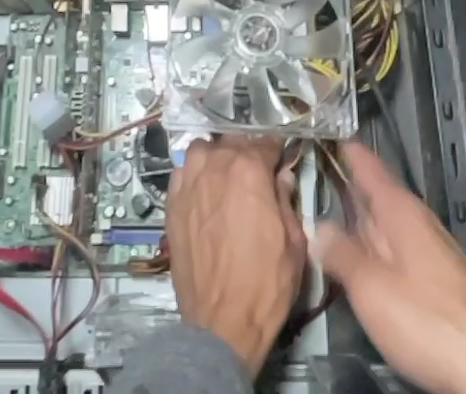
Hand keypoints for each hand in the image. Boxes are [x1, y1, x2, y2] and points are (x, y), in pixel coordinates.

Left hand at [166, 136, 306, 375]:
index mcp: (249, 172)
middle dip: (247, 151)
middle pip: (232, 142)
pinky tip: (204, 190)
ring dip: (216, 156)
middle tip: (257, 171)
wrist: (221, 322)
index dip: (276, 151)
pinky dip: (193, 173)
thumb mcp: (294, 242)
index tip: (281, 160)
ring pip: (200, 149)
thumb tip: (280, 177)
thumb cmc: (266, 284)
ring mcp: (188, 184)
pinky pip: (181, 172)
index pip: (265, 143)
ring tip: (225, 174)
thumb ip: (286, 200)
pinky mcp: (171, 204)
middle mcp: (215, 167)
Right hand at [313, 143, 465, 393]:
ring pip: (389, 226)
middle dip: (350, 188)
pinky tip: (364, 262)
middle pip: (380, 197)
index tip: (329, 132)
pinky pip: (399, 251)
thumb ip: (341, 253)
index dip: (349, 151)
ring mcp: (434, 254)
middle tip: (315, 174)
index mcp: (402, 213)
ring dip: (362, 221)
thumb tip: (316, 224)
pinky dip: (377, 248)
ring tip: (330, 216)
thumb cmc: (426, 320)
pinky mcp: (441, 283)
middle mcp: (421, 225)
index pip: (371, 169)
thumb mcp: (370, 286)